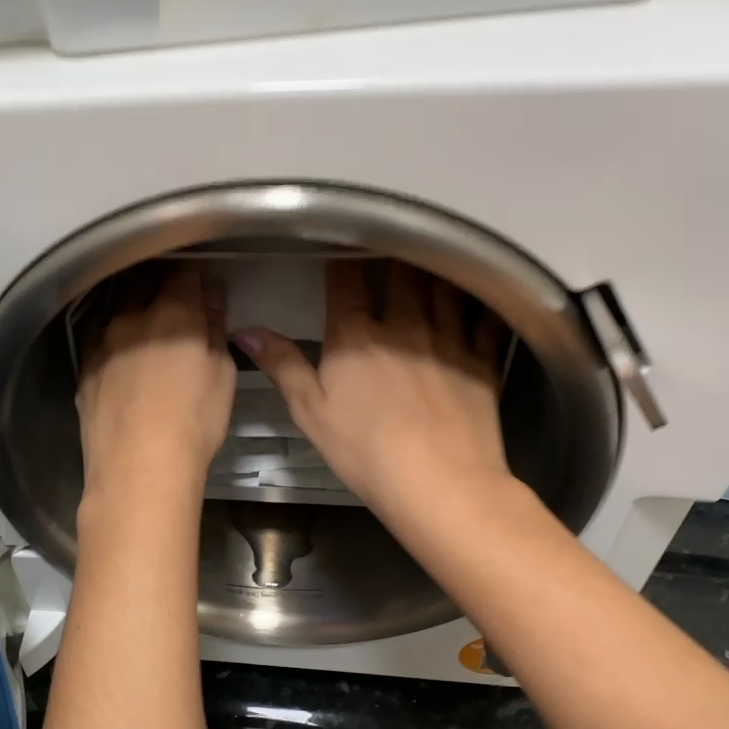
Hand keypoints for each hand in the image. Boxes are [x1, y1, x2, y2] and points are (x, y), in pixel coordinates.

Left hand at [76, 263, 236, 502]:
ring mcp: (101, 342)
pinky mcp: (84, 370)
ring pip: (119, 310)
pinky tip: (126, 359)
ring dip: (136, 310)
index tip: (205, 283)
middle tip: (182, 303)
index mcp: (173, 311)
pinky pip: (101, 341)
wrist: (138, 471)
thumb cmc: (193, 424)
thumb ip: (214, 328)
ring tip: (152, 331)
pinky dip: (116, 340)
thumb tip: (211, 298)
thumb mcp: (222, 374)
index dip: (197, 273)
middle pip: (147, 283)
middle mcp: (131, 317)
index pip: (185, 271)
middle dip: (165, 285)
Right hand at [235, 262, 511, 525]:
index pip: (346, 279)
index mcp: (356, 335)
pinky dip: (477, 300)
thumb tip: (246, 332)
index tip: (337, 249)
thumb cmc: (366, 452)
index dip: (340, 260)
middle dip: (391, 253)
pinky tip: (476, 292)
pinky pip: (482, 316)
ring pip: (442, 285)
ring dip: (433, 267)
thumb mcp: (311, 413)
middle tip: (385, 244)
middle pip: (399, 272)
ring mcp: (448, 337)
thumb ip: (282, 365)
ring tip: (428, 257)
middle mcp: (404, 324)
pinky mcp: (481, 358)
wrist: (441, 483)